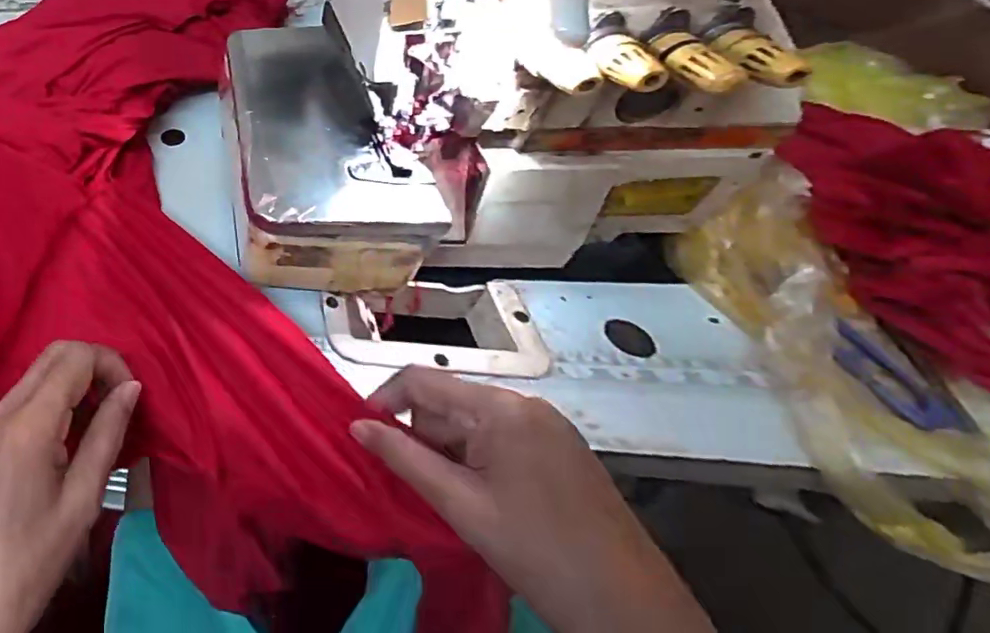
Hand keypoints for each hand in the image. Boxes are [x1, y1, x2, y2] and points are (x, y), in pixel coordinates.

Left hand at [0, 342, 140, 632]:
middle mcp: (3, 410)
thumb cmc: (35, 557)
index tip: (130, 396)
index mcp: (28, 425)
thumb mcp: (83, 497)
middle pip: (55, 352)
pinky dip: (56, 394)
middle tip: (118, 399)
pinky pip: (27, 392)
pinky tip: (72, 430)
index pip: (75, 357)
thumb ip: (108, 433)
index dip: (110, 364)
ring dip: (75, 378)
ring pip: (40, 369)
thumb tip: (132, 387)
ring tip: (101, 417)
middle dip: (94, 363)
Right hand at [351, 368, 712, 632]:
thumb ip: (404, 459)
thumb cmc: (540, 555)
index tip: (363, 435)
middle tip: (415, 486)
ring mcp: (548, 425)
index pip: (422, 380)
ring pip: (474, 423)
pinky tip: (483, 501)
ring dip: (450, 453)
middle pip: (449, 403)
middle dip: (423, 437)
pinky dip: (479, 461)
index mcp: (501, 407)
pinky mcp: (561, 449)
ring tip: (453, 502)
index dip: (385, 400)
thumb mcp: (463, 507)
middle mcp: (525, 403)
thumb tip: (356, 426)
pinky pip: (502, 439)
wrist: (632, 612)